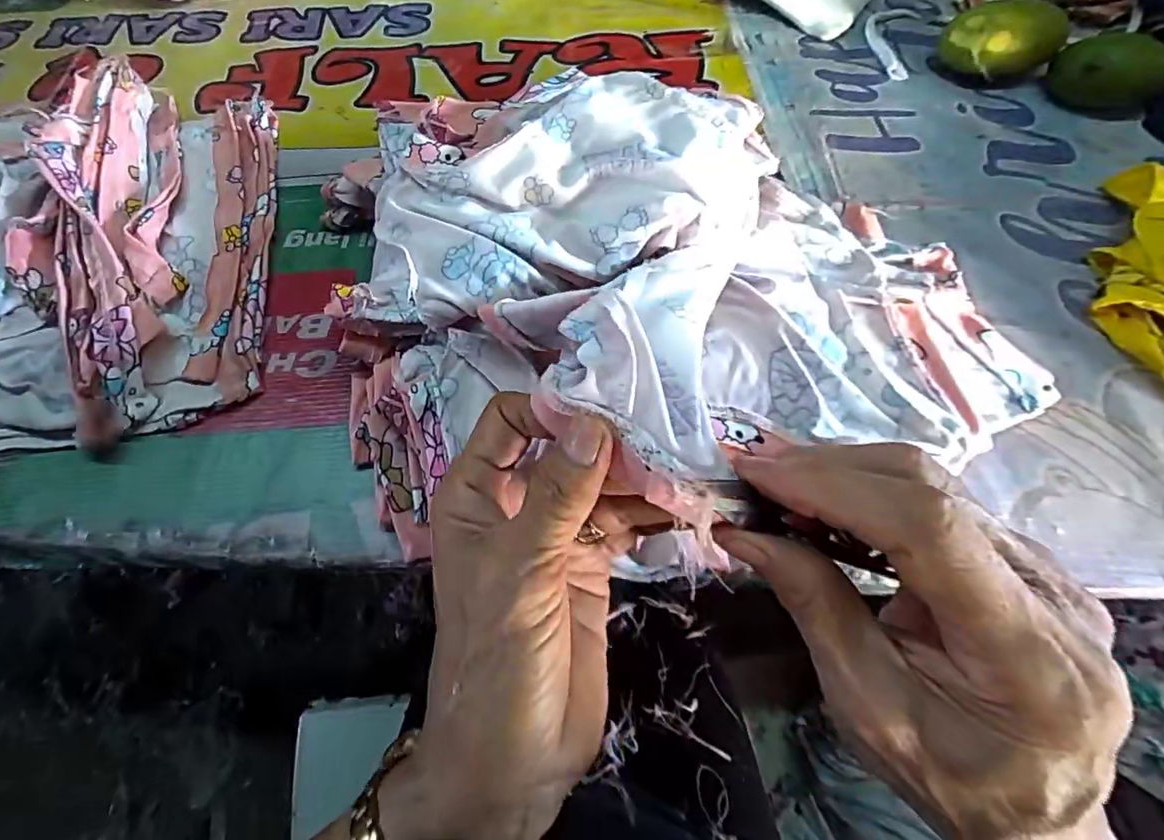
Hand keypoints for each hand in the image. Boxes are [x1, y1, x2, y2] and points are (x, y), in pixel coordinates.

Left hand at [350, 392, 669, 839]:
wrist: (515, 753)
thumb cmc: (497, 653)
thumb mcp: (521, 568)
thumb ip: (557, 496)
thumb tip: (591, 424)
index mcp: (476, 492)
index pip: (507, 422)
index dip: (549, 411)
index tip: (605, 412)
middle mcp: (514, 503)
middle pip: (561, 449)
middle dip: (607, 442)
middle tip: (665, 440)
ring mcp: (553, 533)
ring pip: (596, 484)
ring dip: (638, 476)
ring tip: (687, 470)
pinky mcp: (587, 565)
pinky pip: (619, 523)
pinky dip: (650, 513)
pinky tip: (687, 506)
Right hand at [714, 444, 1129, 839]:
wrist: (1035, 810)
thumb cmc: (949, 773)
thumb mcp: (865, 704)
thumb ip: (812, 605)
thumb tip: (741, 531)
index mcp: (1029, 652)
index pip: (929, 529)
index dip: (833, 487)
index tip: (754, 474)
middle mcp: (1052, 595)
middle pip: (927, 491)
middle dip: (823, 469)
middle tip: (745, 468)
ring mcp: (1043, 569)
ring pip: (928, 481)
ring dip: (836, 469)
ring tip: (769, 476)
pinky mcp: (1018, 558)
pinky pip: (930, 498)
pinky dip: (858, 485)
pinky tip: (814, 494)